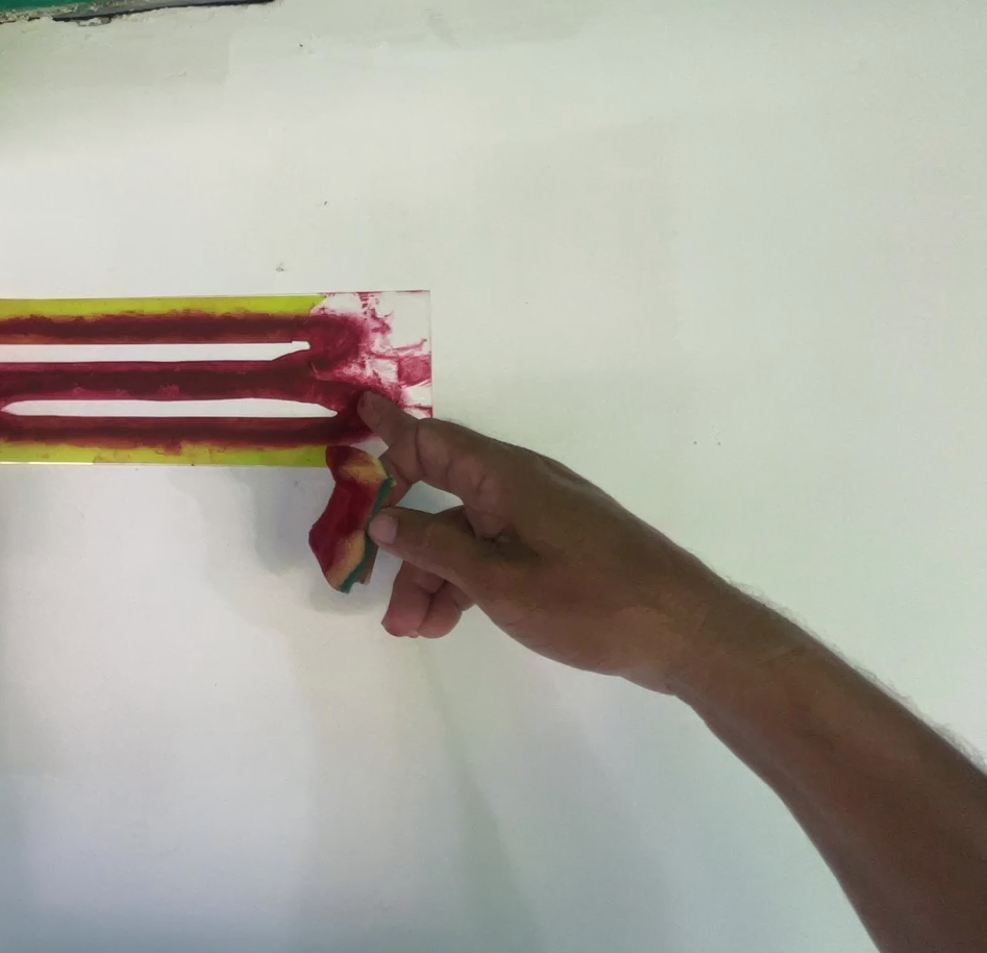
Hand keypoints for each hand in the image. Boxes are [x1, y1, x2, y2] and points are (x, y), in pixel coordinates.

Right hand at [357, 392, 783, 693]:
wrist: (695, 640)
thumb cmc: (592, 601)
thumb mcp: (497, 580)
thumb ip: (432, 547)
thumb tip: (379, 519)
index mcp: (504, 478)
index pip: (430, 440)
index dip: (389, 428)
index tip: (356, 410)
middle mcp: (515, 488)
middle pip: (435, 498)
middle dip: (399, 538)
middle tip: (365, 564)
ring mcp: (533, 520)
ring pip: (458, 537)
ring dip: (428, 577)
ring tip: (409, 627)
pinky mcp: (549, 549)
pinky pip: (486, 555)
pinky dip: (460, 585)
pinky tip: (441, 623)